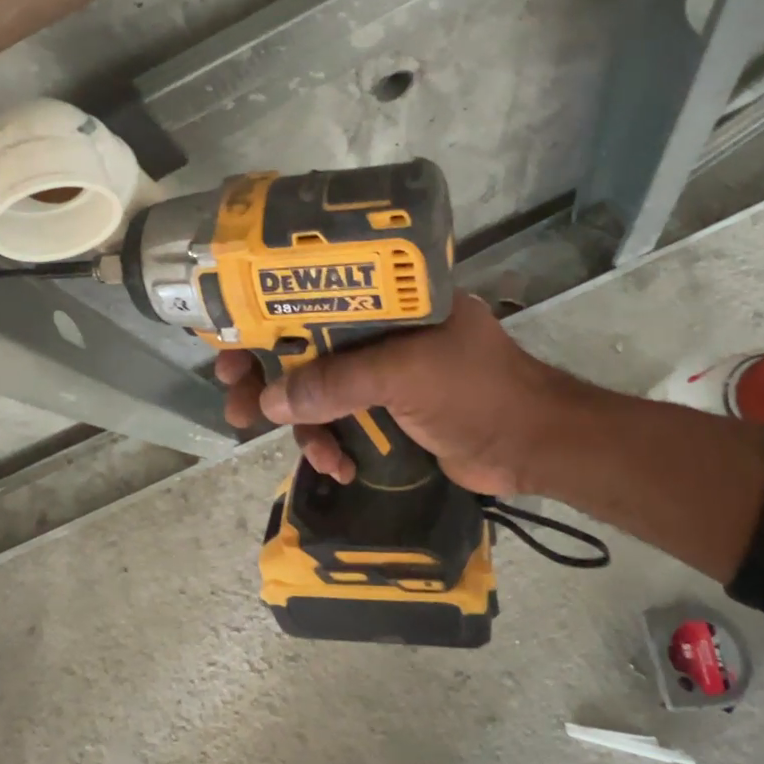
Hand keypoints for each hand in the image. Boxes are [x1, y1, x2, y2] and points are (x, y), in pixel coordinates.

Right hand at [216, 294, 577, 497]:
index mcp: (389, 299)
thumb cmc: (477, 392)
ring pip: (318, 389)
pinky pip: (339, 421)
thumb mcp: (406, 374)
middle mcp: (380, 329)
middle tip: (238, 403)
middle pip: (304, 345)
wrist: (531, 447)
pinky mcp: (385, 411)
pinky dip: (331, 445)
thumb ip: (339, 383)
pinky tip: (338, 468)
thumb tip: (272, 400)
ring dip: (302, 421)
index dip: (267, 316)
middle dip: (270, 376)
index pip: (313, 295)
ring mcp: (382, 372)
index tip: (232, 342)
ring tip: (299, 449)